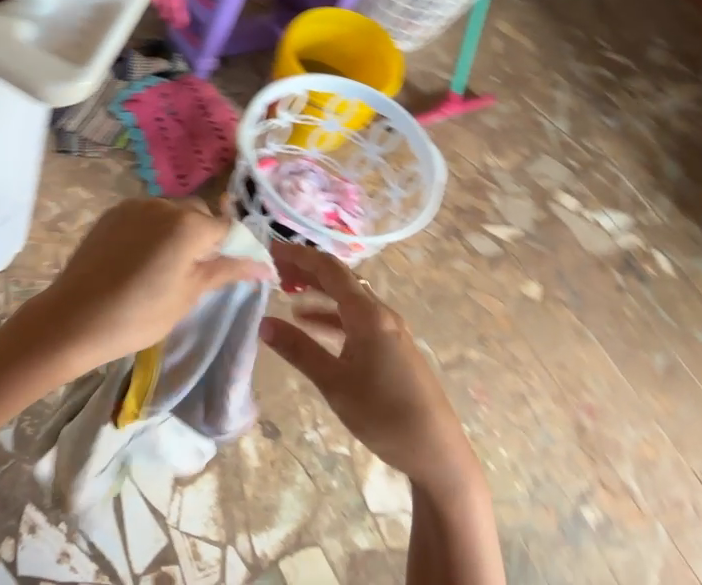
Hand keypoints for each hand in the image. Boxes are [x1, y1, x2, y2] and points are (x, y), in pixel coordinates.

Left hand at [14, 198, 272, 380]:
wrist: (74, 317)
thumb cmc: (139, 314)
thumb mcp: (188, 295)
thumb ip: (225, 271)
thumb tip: (264, 265)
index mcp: (188, 224)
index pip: (227, 228)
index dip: (236, 248)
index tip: (236, 270)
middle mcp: (163, 204)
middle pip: (198, 214)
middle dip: (206, 237)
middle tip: (199, 272)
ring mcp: (133, 206)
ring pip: (171, 212)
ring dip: (179, 231)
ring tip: (169, 267)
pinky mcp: (111, 214)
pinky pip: (145, 215)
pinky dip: (154, 231)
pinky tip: (144, 260)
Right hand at [259, 242, 480, 495]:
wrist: (437, 453)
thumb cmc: (384, 414)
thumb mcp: (334, 383)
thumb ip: (299, 350)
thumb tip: (264, 323)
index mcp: (368, 315)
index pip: (329, 269)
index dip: (299, 255)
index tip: (270, 249)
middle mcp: (381, 315)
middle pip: (339, 279)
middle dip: (306, 270)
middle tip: (273, 269)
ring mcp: (389, 332)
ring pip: (347, 299)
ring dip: (317, 292)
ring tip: (286, 293)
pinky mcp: (392, 349)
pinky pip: (355, 319)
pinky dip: (331, 315)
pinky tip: (311, 326)